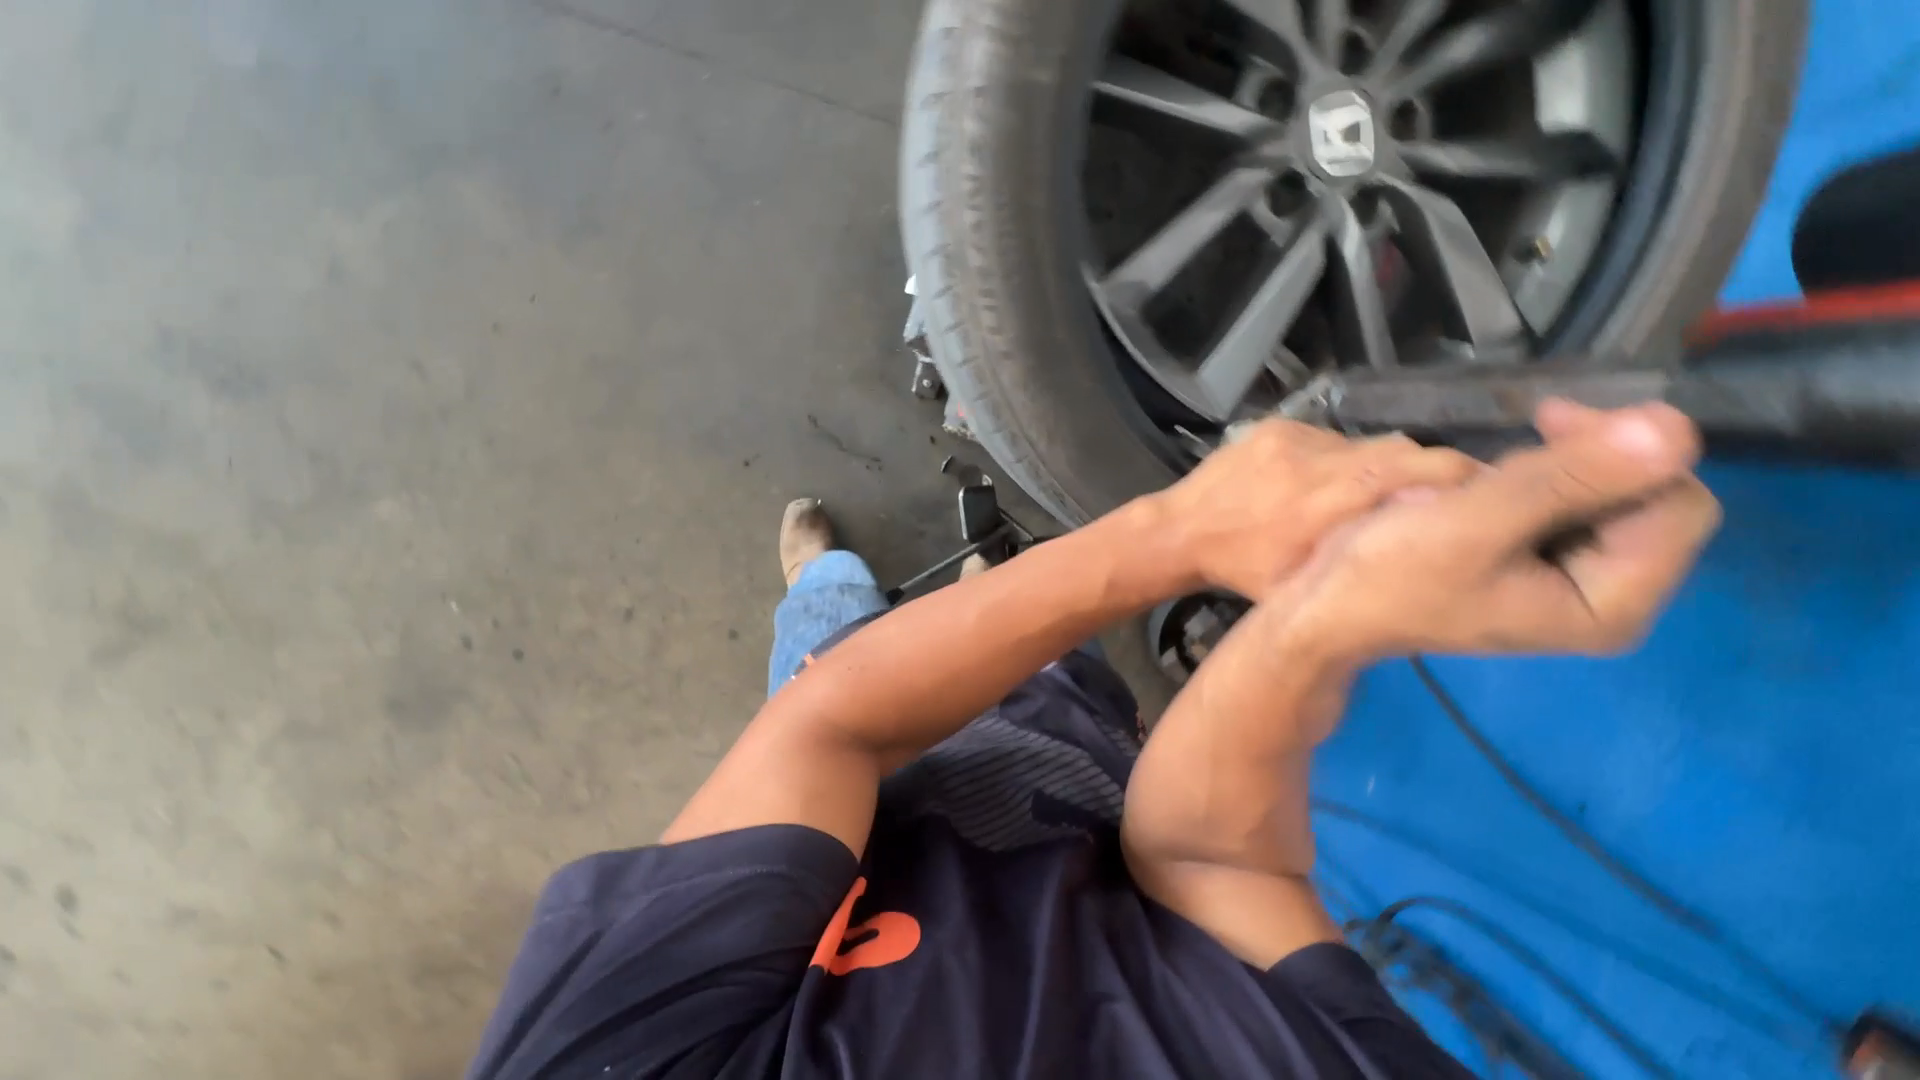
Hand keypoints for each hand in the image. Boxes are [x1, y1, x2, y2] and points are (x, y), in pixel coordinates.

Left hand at [1153, 419, 1481, 597]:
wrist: (1181, 531)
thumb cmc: (1243, 570)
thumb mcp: (1306, 583)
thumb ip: (1367, 560)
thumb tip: (1432, 545)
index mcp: (1338, 503)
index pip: (1429, 471)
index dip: (1466, 478)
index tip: (1483, 496)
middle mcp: (1327, 461)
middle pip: (1407, 450)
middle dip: (1431, 471)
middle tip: (1437, 496)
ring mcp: (1301, 437)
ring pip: (1368, 444)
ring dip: (1380, 467)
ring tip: (1374, 493)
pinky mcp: (1280, 426)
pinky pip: (1330, 438)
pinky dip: (1339, 459)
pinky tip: (1326, 482)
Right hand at [1289, 400, 1721, 657]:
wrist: (1323, 615)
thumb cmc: (1389, 576)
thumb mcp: (1470, 523)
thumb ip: (1568, 477)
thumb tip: (1676, 425)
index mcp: (1610, 603)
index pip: (1677, 505)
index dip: (1627, 451)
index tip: (1547, 420)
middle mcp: (1609, 599)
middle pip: (1646, 501)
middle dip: (1576, 464)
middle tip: (1496, 464)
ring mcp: (1571, 586)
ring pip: (1603, 498)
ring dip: (1544, 472)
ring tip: (1473, 489)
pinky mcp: (1537, 572)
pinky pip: (1564, 510)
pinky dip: (1525, 488)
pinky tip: (1475, 498)